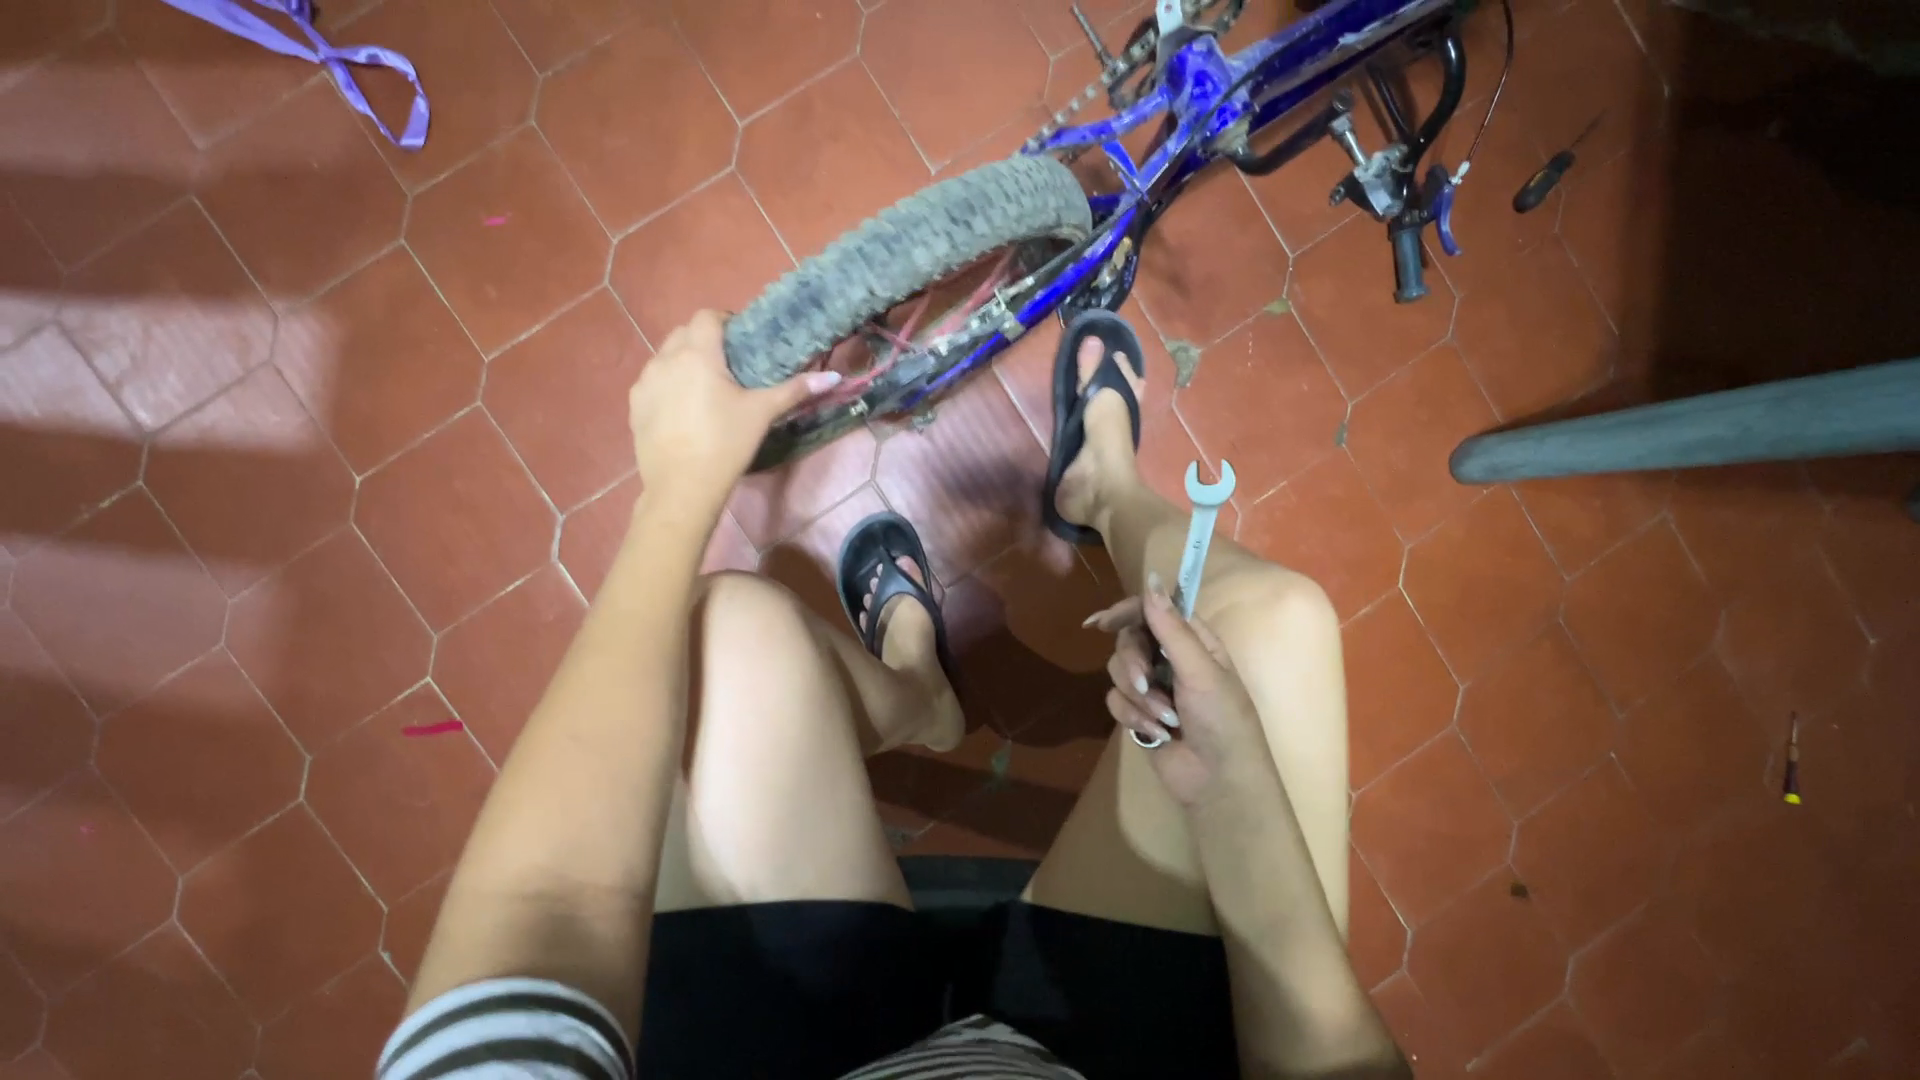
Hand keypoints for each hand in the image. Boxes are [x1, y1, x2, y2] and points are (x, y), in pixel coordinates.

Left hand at [628, 310, 840, 510]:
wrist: (682, 488)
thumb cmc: (725, 444)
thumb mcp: (762, 414)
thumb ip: (794, 390)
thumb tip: (833, 377)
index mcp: (697, 354)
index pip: (707, 316)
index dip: (725, 321)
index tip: (742, 341)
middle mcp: (664, 359)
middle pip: (683, 333)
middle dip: (705, 340)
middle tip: (729, 365)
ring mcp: (645, 383)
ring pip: (665, 357)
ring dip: (684, 362)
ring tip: (706, 389)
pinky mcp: (635, 406)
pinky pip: (653, 383)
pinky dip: (668, 386)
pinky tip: (684, 411)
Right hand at [1086, 575, 1278, 807]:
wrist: (1219, 782)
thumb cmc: (1224, 722)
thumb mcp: (1201, 671)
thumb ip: (1171, 627)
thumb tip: (1151, 579)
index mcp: (1194, 642)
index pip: (1152, 610)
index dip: (1127, 612)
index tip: (1103, 623)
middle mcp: (1171, 659)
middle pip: (1129, 640)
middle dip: (1132, 664)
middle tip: (1144, 684)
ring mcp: (1153, 687)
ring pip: (1118, 672)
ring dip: (1139, 698)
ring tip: (1164, 718)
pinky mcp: (1138, 713)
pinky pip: (1115, 701)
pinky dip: (1134, 717)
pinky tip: (1156, 734)